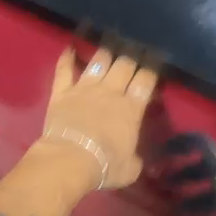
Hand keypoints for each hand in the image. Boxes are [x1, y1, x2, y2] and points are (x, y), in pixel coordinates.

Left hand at [40, 49, 156, 189]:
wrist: (70, 159)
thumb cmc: (105, 165)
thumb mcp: (130, 168)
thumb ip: (135, 158)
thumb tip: (135, 157)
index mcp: (131, 108)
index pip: (145, 80)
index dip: (151, 70)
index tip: (154, 64)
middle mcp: (110, 91)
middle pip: (124, 64)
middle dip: (131, 56)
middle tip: (133, 52)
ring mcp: (84, 88)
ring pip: (98, 61)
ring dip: (105, 53)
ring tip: (109, 46)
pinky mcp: (62, 92)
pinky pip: (64, 70)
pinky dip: (66, 58)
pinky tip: (69, 48)